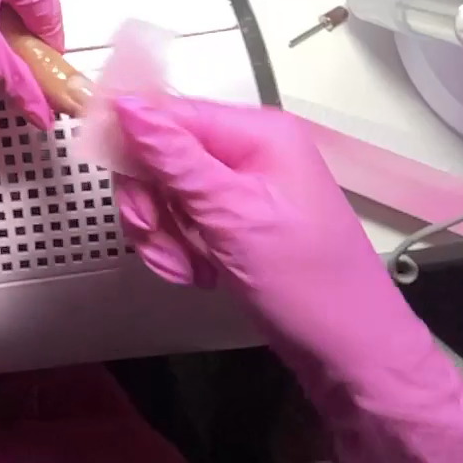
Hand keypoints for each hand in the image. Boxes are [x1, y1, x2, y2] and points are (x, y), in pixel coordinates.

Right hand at [108, 95, 397, 358]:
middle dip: (149, 200)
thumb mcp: (232, 214)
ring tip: (182, 264)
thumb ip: (173, 157)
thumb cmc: (308, 284)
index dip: (131, 140)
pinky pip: (175, 217)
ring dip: (160, 231)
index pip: (168, 113)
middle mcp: (243, 149)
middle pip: (157, 153)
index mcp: (255, 132)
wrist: (352, 359)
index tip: (110, 173)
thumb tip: (125, 103)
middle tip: (153, 232)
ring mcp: (234, 185)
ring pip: (160, 189)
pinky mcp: (227, 217)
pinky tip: (194, 271)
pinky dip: (173, 246)